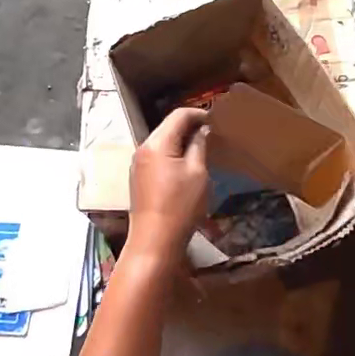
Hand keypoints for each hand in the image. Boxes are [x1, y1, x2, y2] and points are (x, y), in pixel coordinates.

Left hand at [127, 108, 209, 266]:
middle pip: (168, 127)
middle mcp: (143, 148)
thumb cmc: (180, 207)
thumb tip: (202, 130)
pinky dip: (173, 154)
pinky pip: (158, 156)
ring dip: (182, 141)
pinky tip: (186, 164)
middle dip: (190, 127)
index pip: (178, 115)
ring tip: (203, 148)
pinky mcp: (139, 177)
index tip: (216, 120)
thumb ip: (199, 145)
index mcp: (157, 143)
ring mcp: (138, 163)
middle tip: (212, 133)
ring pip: (163, 142)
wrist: (154, 242)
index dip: (198, 113)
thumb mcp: (197, 173)